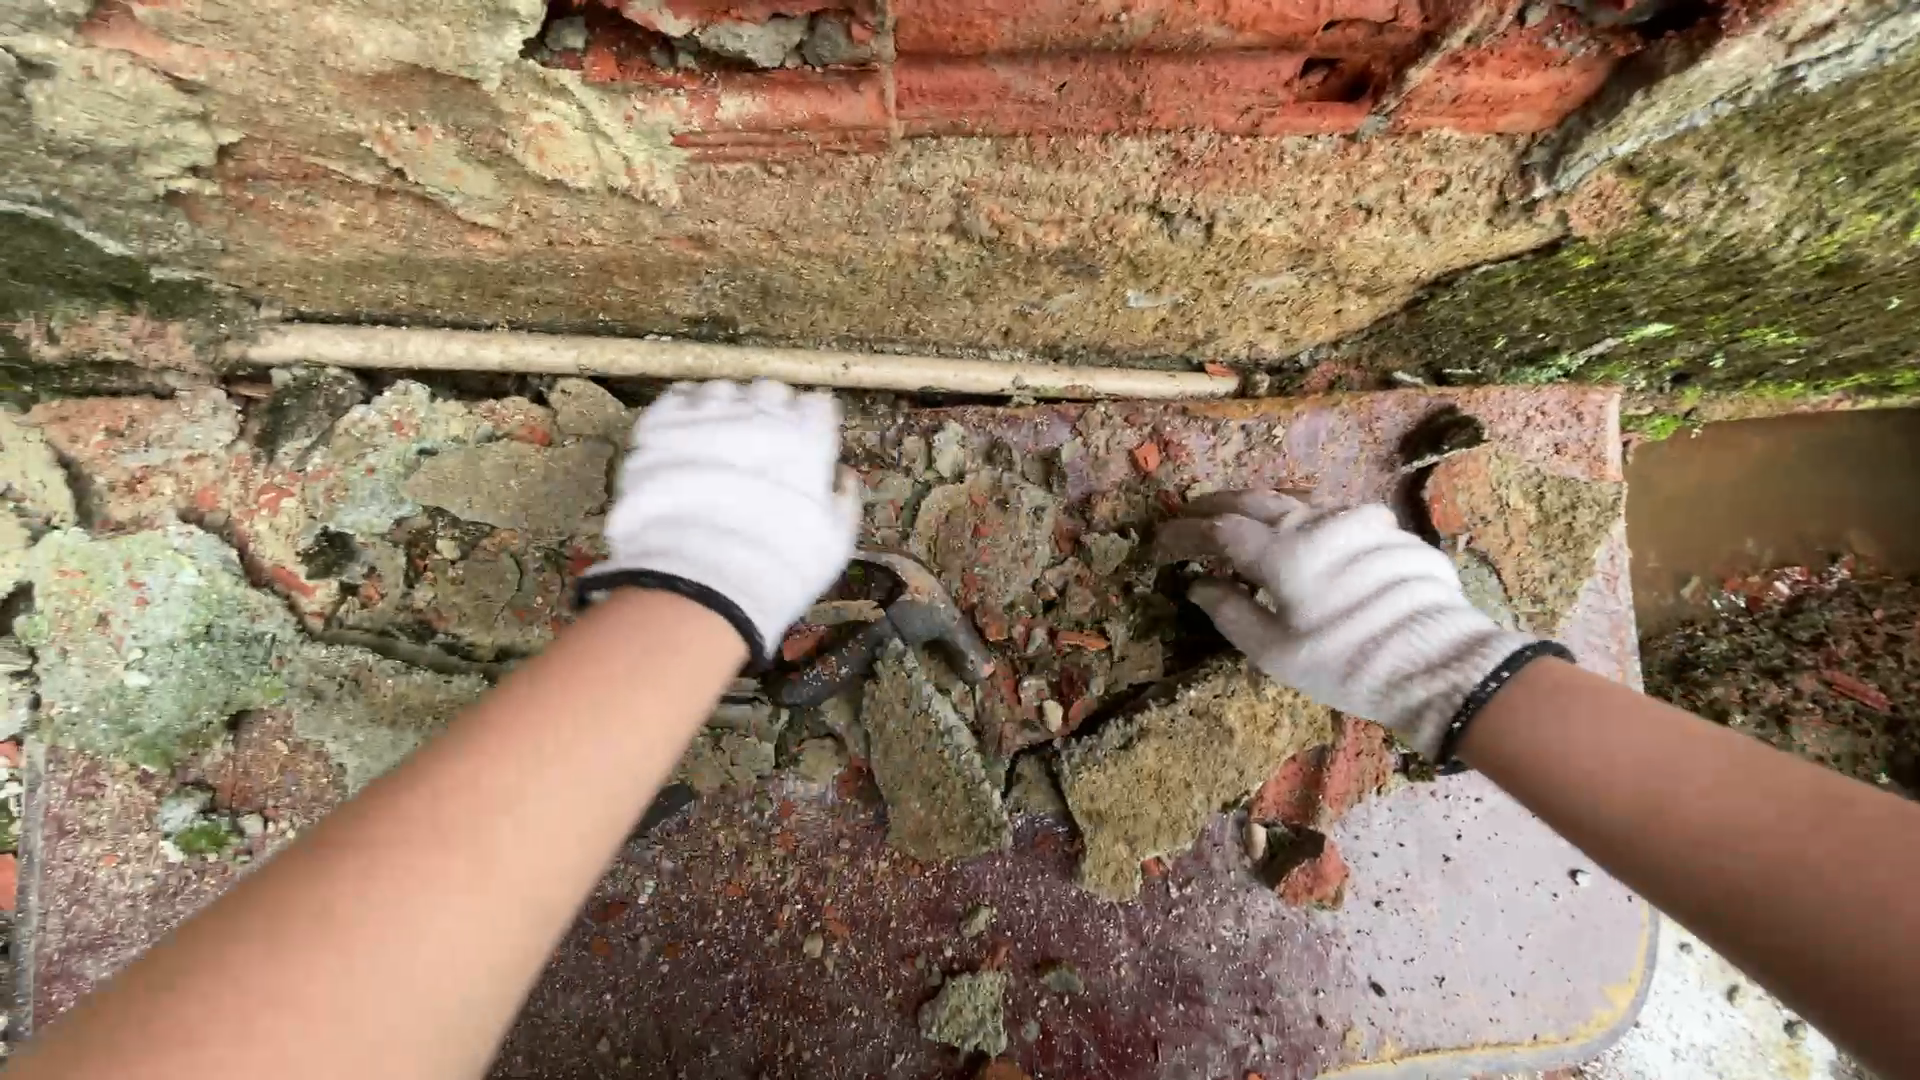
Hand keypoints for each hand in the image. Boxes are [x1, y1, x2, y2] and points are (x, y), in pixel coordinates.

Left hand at [579, 380, 859, 667]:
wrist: (704, 580)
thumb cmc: (782, 565)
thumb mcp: (835, 543)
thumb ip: (844, 501)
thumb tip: (843, 474)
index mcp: (810, 436)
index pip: (818, 405)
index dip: (812, 424)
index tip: (806, 445)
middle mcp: (762, 413)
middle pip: (771, 390)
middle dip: (770, 411)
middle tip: (762, 445)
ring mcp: (710, 414)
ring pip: (724, 390)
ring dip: (727, 409)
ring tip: (719, 442)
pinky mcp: (662, 424)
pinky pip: (679, 398)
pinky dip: (686, 410)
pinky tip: (686, 436)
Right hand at [1155, 491, 1539, 759]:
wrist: (1443, 667)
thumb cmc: (1346, 664)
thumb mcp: (1272, 652)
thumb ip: (1228, 611)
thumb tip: (1198, 585)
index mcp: (1282, 553)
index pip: (1218, 529)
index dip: (1185, 532)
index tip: (1163, 540)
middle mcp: (1318, 523)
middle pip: (1255, 500)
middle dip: (1217, 505)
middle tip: (1195, 514)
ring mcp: (1360, 521)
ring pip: (1298, 503)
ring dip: (1264, 510)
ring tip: (1246, 523)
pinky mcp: (1391, 532)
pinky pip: (1335, 518)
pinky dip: (1307, 524)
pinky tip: (1307, 542)